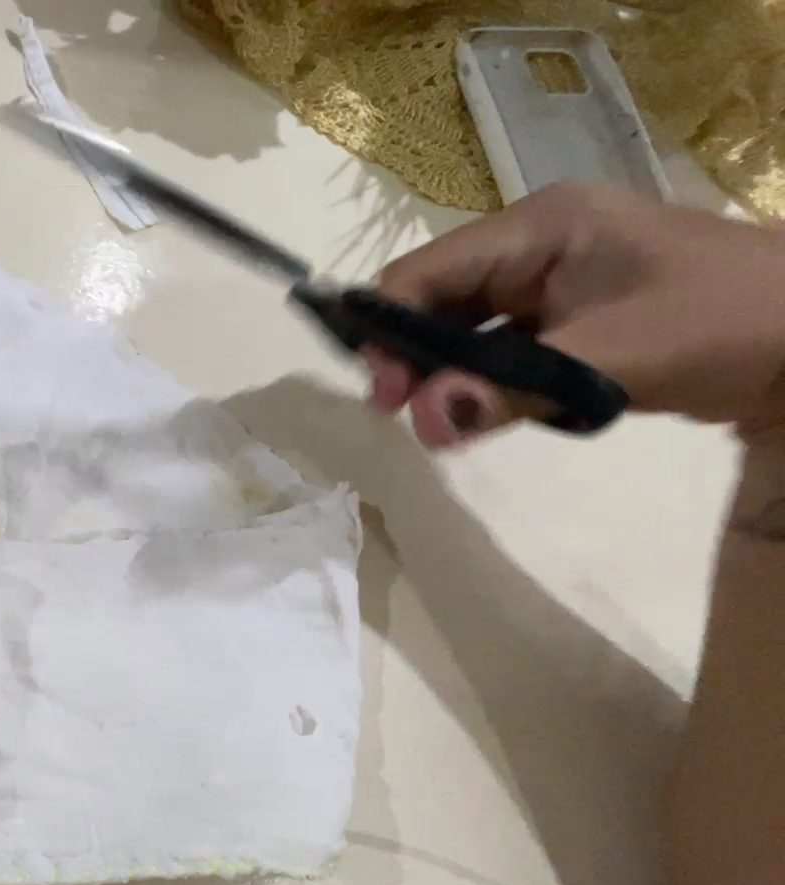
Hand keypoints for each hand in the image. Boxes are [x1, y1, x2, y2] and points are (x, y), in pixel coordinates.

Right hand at [367, 183, 784, 447]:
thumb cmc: (731, 325)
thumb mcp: (616, 359)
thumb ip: (510, 390)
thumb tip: (423, 425)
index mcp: (539, 226)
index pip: (421, 273)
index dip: (386, 331)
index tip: (386, 396)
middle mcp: (529, 241)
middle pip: (429, 298)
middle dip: (408, 355)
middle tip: (404, 413)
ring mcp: (543, 274)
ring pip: (453, 323)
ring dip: (438, 370)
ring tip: (438, 415)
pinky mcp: (556, 308)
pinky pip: (487, 339)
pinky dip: (473, 375)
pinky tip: (476, 402)